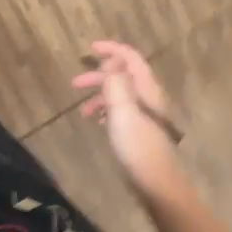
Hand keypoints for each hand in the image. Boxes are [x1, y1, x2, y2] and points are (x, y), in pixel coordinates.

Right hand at [72, 40, 187, 197]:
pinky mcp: (141, 131)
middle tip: (75, 84)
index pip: (130, 58)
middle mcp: (148, 97)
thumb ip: (116, 83)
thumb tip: (112, 62)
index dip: (112, 50)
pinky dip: (107, 111)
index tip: (90, 49)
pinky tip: (98, 123)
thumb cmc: (137, 146)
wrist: (156, 182)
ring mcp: (146, 115)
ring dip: (100, 97)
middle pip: (123, 76)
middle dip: (99, 76)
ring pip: (121, 96)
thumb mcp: (122, 110)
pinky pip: (122, 112)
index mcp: (146, 88)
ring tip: (83, 112)